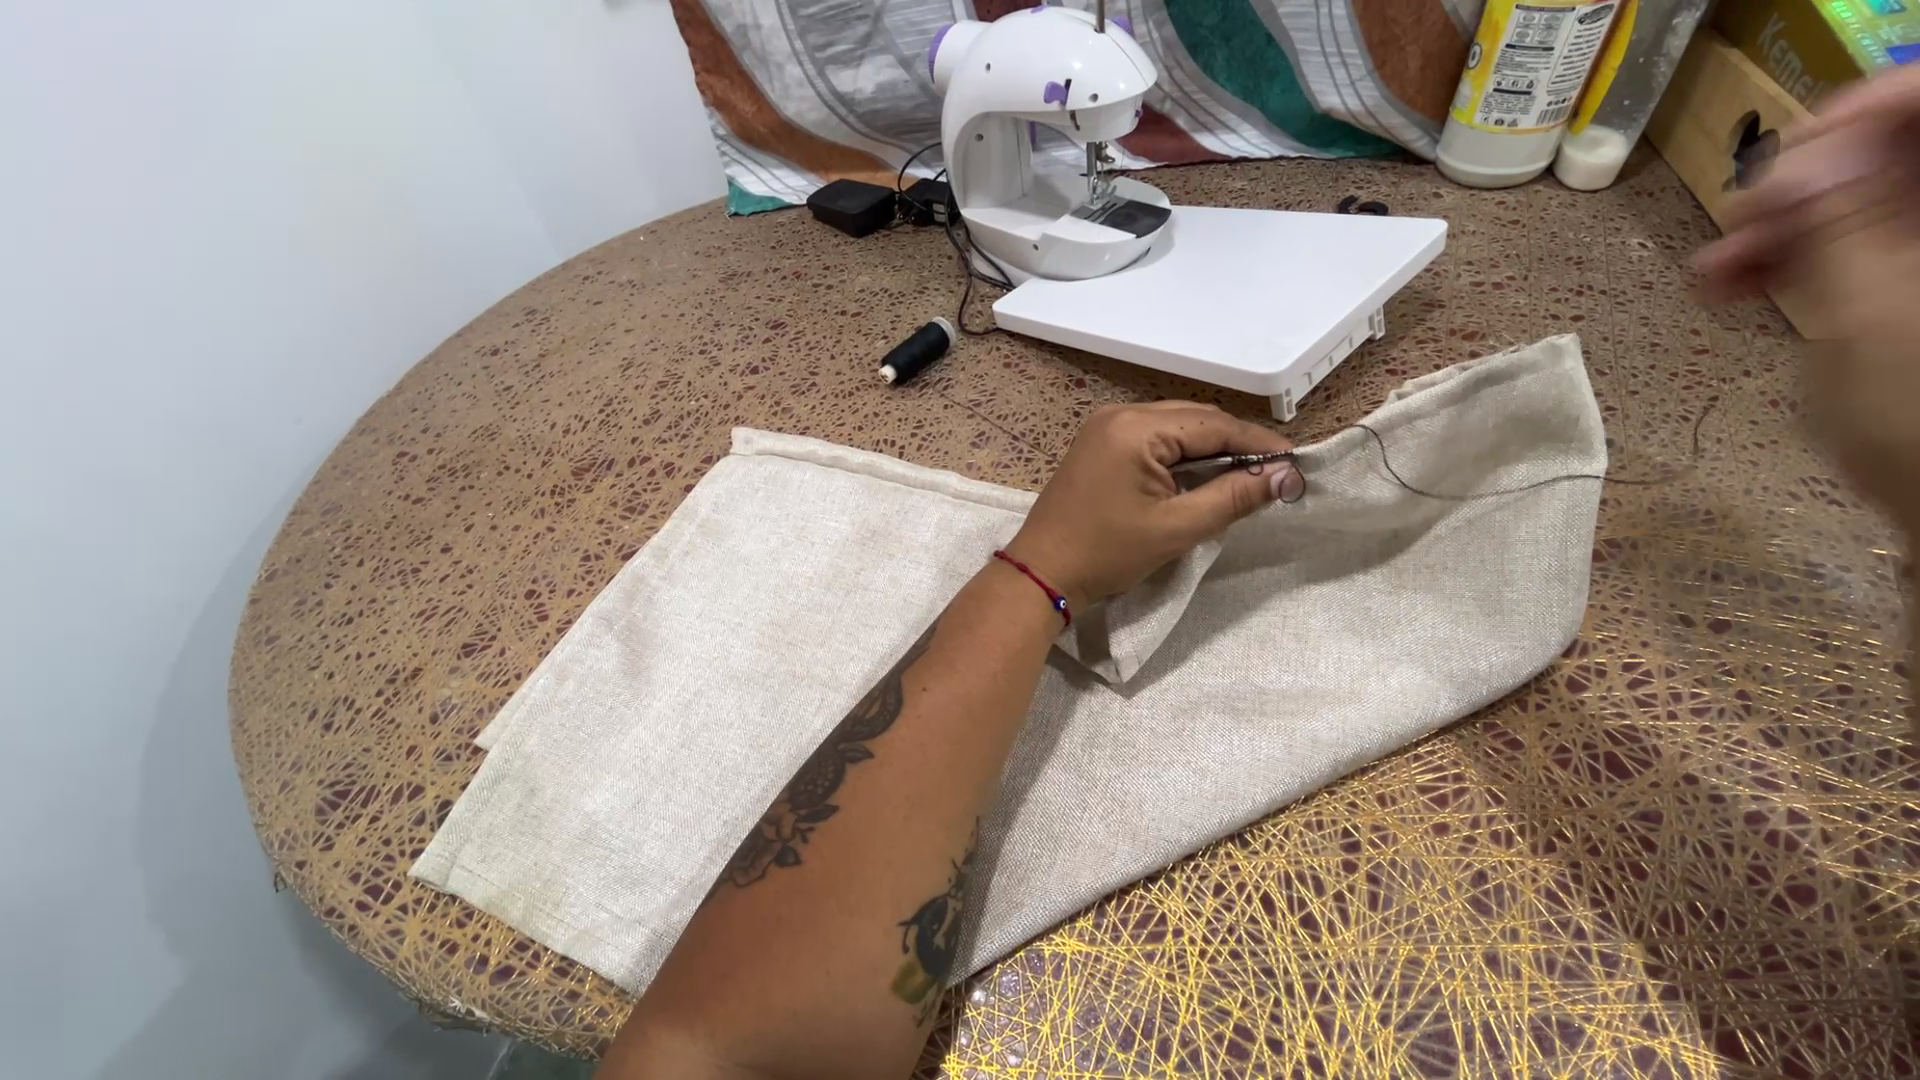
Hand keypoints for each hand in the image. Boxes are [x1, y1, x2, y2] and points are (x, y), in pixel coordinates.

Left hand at [1003, 402, 1300, 607]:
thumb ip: (1232, 497)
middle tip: (1275, 473)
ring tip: (1247, 476)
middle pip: (1195, 419)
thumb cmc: (1106, 553)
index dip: (1258, 443)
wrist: (1042, 573)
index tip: (1296, 463)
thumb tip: (1284, 477)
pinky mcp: (1099, 444)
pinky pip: (1152, 438)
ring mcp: (1105, 427)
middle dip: (1237, 444)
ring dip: (1211, 449)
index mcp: (1135, 428)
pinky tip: (1204, 475)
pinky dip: (1182, 454)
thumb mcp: (1176, 528)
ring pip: (1175, 427)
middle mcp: (1119, 414)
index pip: (1213, 424)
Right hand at [1697, 65, 1919, 527]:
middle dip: (1805, 180)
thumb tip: (1804, 159)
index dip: (1866, 110)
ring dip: (1784, 224)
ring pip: (1869, 194)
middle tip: (1735, 231)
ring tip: (1717, 274)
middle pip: (1899, 147)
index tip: (1783, 162)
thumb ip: (1838, 228)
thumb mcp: (1869, 324)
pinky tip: (1741, 283)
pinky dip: (1799, 254)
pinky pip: (1863, 237)